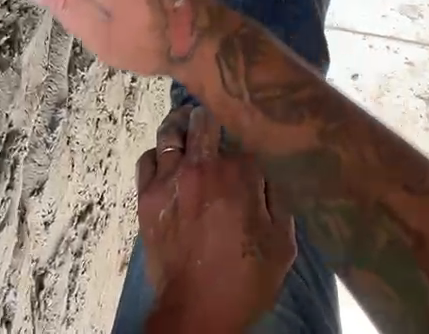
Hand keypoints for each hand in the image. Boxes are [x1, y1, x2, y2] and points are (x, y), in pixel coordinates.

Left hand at [140, 105, 296, 332]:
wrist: (197, 310)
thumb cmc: (246, 280)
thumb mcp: (282, 244)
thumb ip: (279, 199)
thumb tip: (271, 171)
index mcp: (239, 175)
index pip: (245, 134)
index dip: (249, 134)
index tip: (250, 133)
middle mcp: (202, 166)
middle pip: (204, 119)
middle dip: (213, 117)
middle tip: (218, 120)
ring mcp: (170, 177)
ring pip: (171, 130)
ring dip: (182, 125)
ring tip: (189, 126)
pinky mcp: (146, 194)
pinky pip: (148, 157)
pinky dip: (159, 153)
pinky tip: (168, 159)